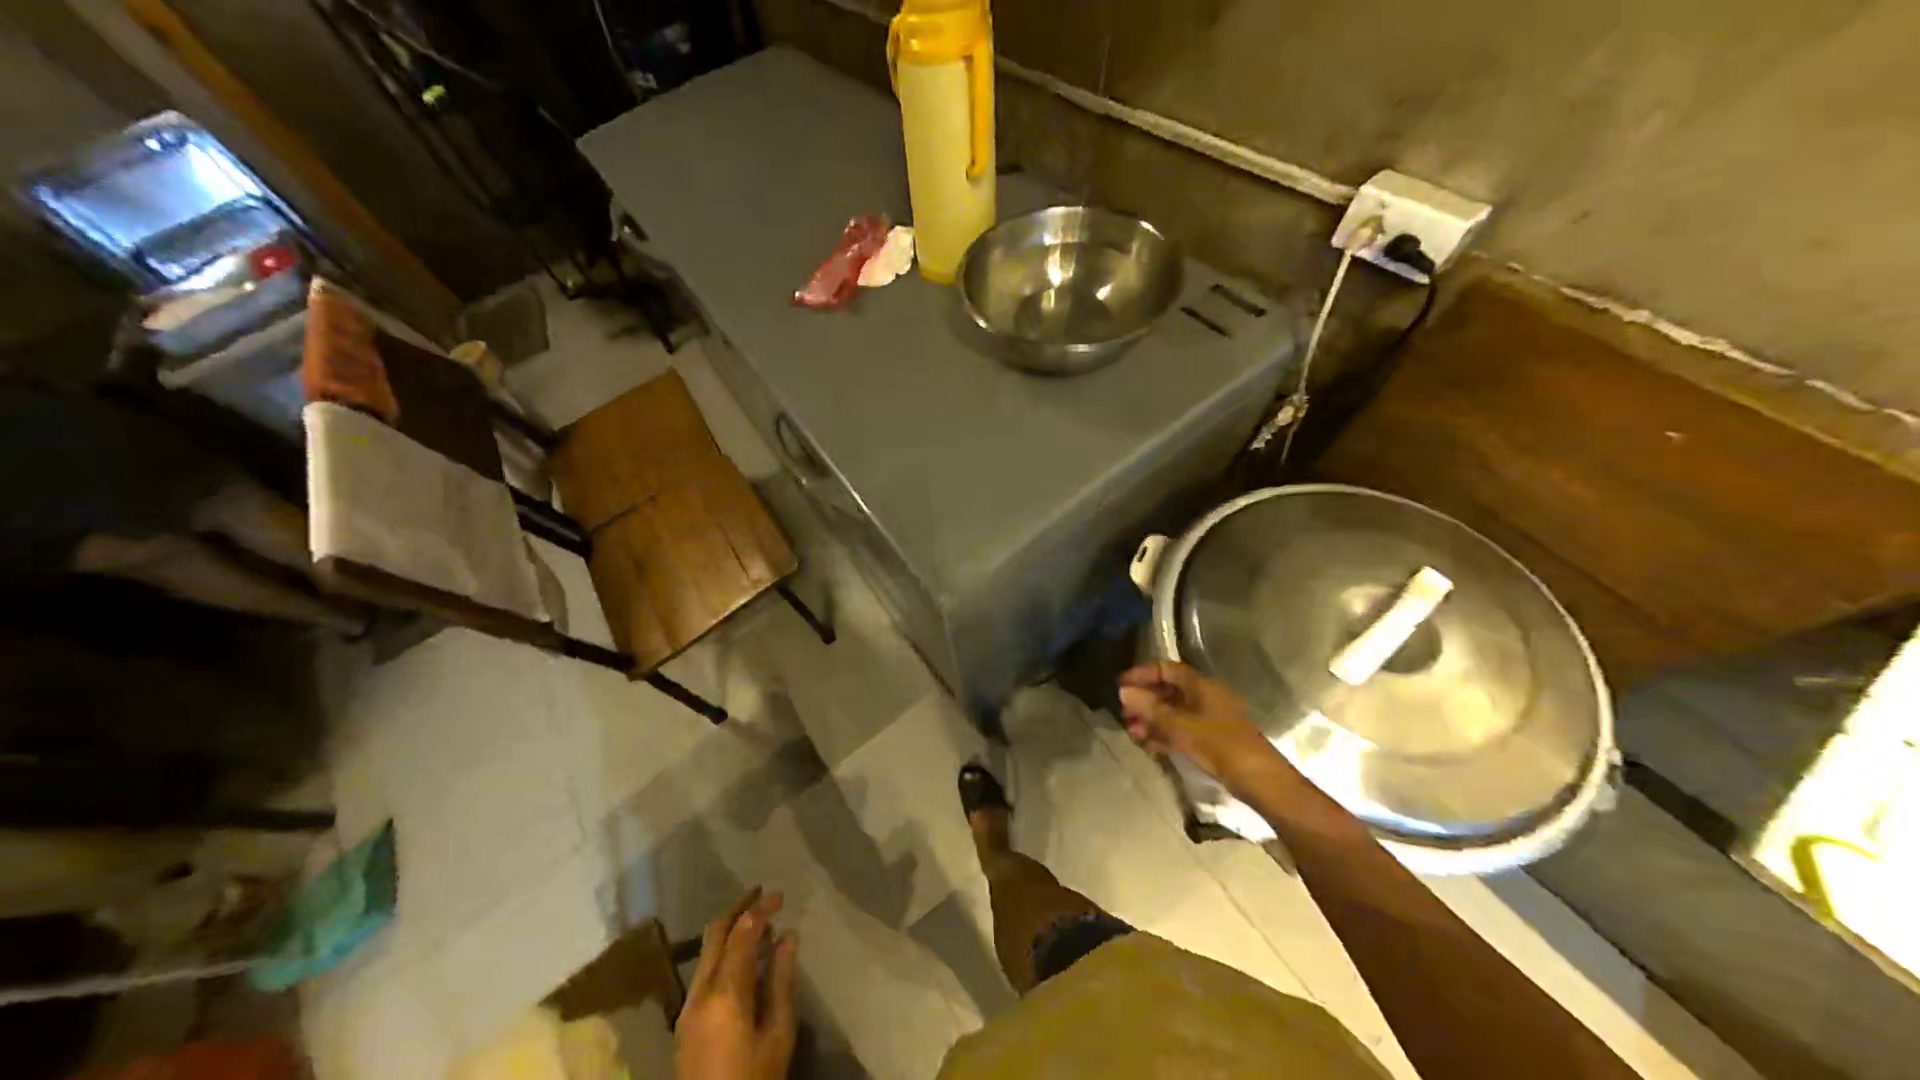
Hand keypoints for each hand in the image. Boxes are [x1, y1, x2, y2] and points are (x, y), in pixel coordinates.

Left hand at [675, 889, 798, 1079]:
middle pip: (715, 935)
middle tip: (764, 895)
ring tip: (760, 923)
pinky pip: (705, 972)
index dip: (760, 910)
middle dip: (739, 909)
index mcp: (725, 994)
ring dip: (731, 931)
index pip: (741, 934)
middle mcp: (699, 993)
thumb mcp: (779, 1034)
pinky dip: (724, 954)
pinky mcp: (685, 1022)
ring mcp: (687, 1008)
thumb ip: (782, 981)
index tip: (781, 896)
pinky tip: (746, 959)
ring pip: (706, 952)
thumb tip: (787, 937)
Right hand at [1118, 662, 1281, 791]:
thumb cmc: (1218, 744)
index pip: (1166, 669)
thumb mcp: (1179, 725)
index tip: (1120, 685)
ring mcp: (1209, 718)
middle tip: (1123, 714)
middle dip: (1144, 700)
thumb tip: (1123, 691)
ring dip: (1152, 720)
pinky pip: (1182, 729)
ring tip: (1132, 733)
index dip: (1142, 674)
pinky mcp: (1211, 739)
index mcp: (1200, 685)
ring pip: (1174, 712)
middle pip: (1168, 690)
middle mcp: (1205, 696)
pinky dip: (1164, 734)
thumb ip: (1150, 708)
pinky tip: (1148, 745)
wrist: (1257, 778)